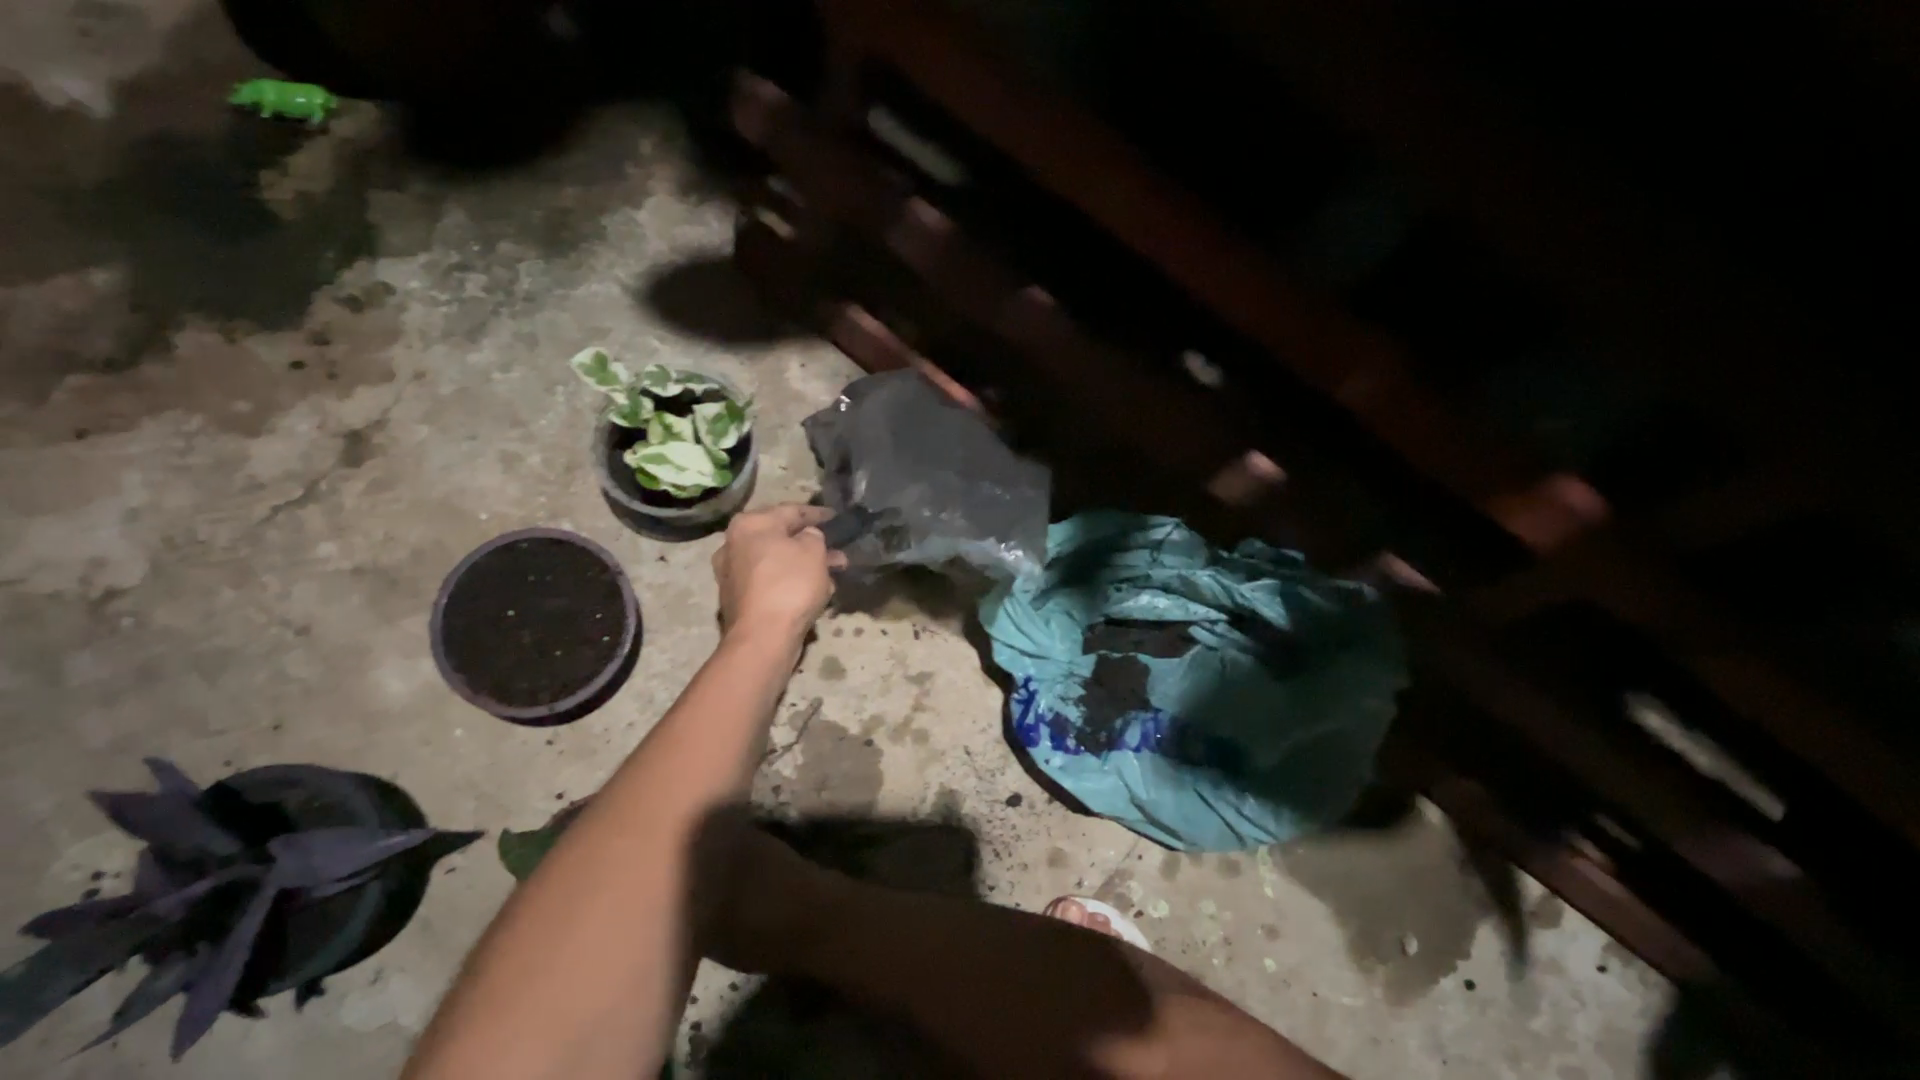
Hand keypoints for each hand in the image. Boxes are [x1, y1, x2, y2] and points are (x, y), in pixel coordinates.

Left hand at [712, 504, 845, 640]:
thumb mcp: (813, 551)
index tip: (836, 517)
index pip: (790, 510)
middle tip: (839, 553)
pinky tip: (814, 592)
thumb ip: (814, 536)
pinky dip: (791, 583)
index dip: (817, 513)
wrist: (762, 637)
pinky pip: (770, 582)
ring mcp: (733, 573)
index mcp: (750, 524)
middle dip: (812, 545)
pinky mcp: (738, 599)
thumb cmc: (789, 584)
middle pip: (781, 538)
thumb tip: (807, 537)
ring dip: (805, 566)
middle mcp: (734, 544)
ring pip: (777, 562)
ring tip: (833, 575)